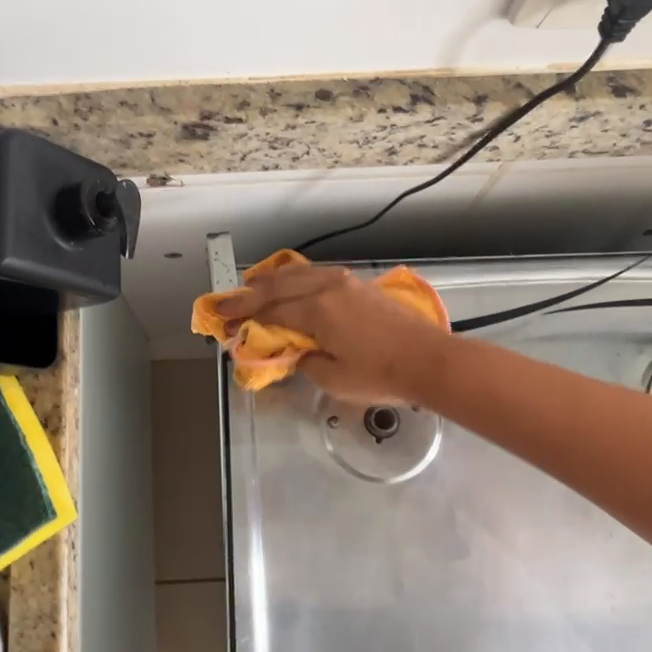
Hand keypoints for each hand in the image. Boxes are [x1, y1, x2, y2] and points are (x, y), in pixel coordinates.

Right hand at [215, 263, 449, 402]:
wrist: (429, 360)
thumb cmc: (381, 374)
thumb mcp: (334, 378)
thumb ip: (305, 361)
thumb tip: (294, 351)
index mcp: (317, 310)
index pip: (270, 313)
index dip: (244, 319)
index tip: (222, 323)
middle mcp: (327, 288)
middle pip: (279, 286)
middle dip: (248, 296)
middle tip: (224, 303)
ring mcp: (345, 282)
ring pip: (299, 274)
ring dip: (272, 280)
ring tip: (251, 284)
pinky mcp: (359, 285)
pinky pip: (317, 274)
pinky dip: (296, 278)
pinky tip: (290, 282)